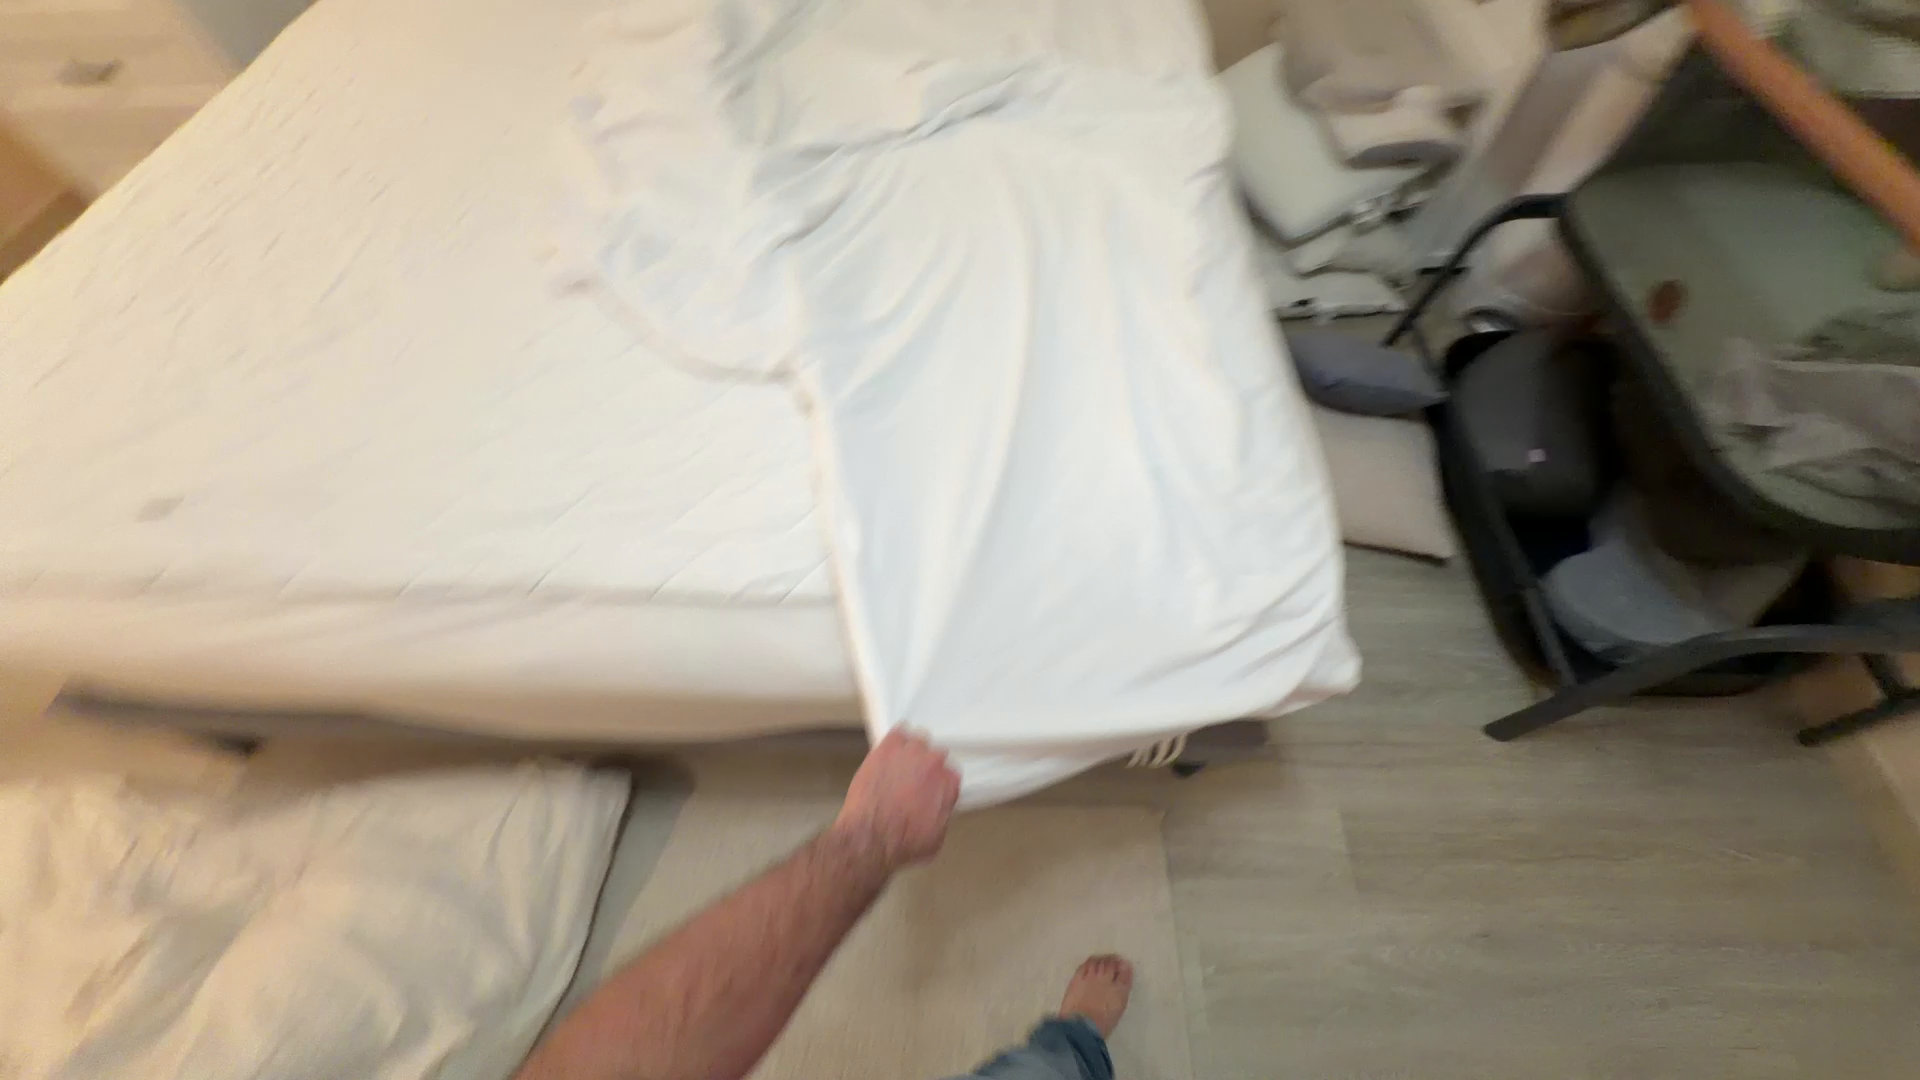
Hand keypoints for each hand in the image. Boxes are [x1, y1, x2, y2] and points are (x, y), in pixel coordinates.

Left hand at [833, 729, 960, 870]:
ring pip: (917, 741)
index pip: (950, 775)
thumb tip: (939, 807)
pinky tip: (890, 750)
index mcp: (949, 782)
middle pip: (935, 756)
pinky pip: (898, 732)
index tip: (929, 791)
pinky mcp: (887, 747)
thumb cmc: (903, 842)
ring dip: (911, 753)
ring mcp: (910, 752)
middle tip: (911, 782)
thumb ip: (943, 813)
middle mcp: (934, 762)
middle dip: (925, 768)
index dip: (938, 784)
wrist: (871, 836)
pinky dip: (896, 739)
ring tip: (899, 766)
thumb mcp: (936, 837)